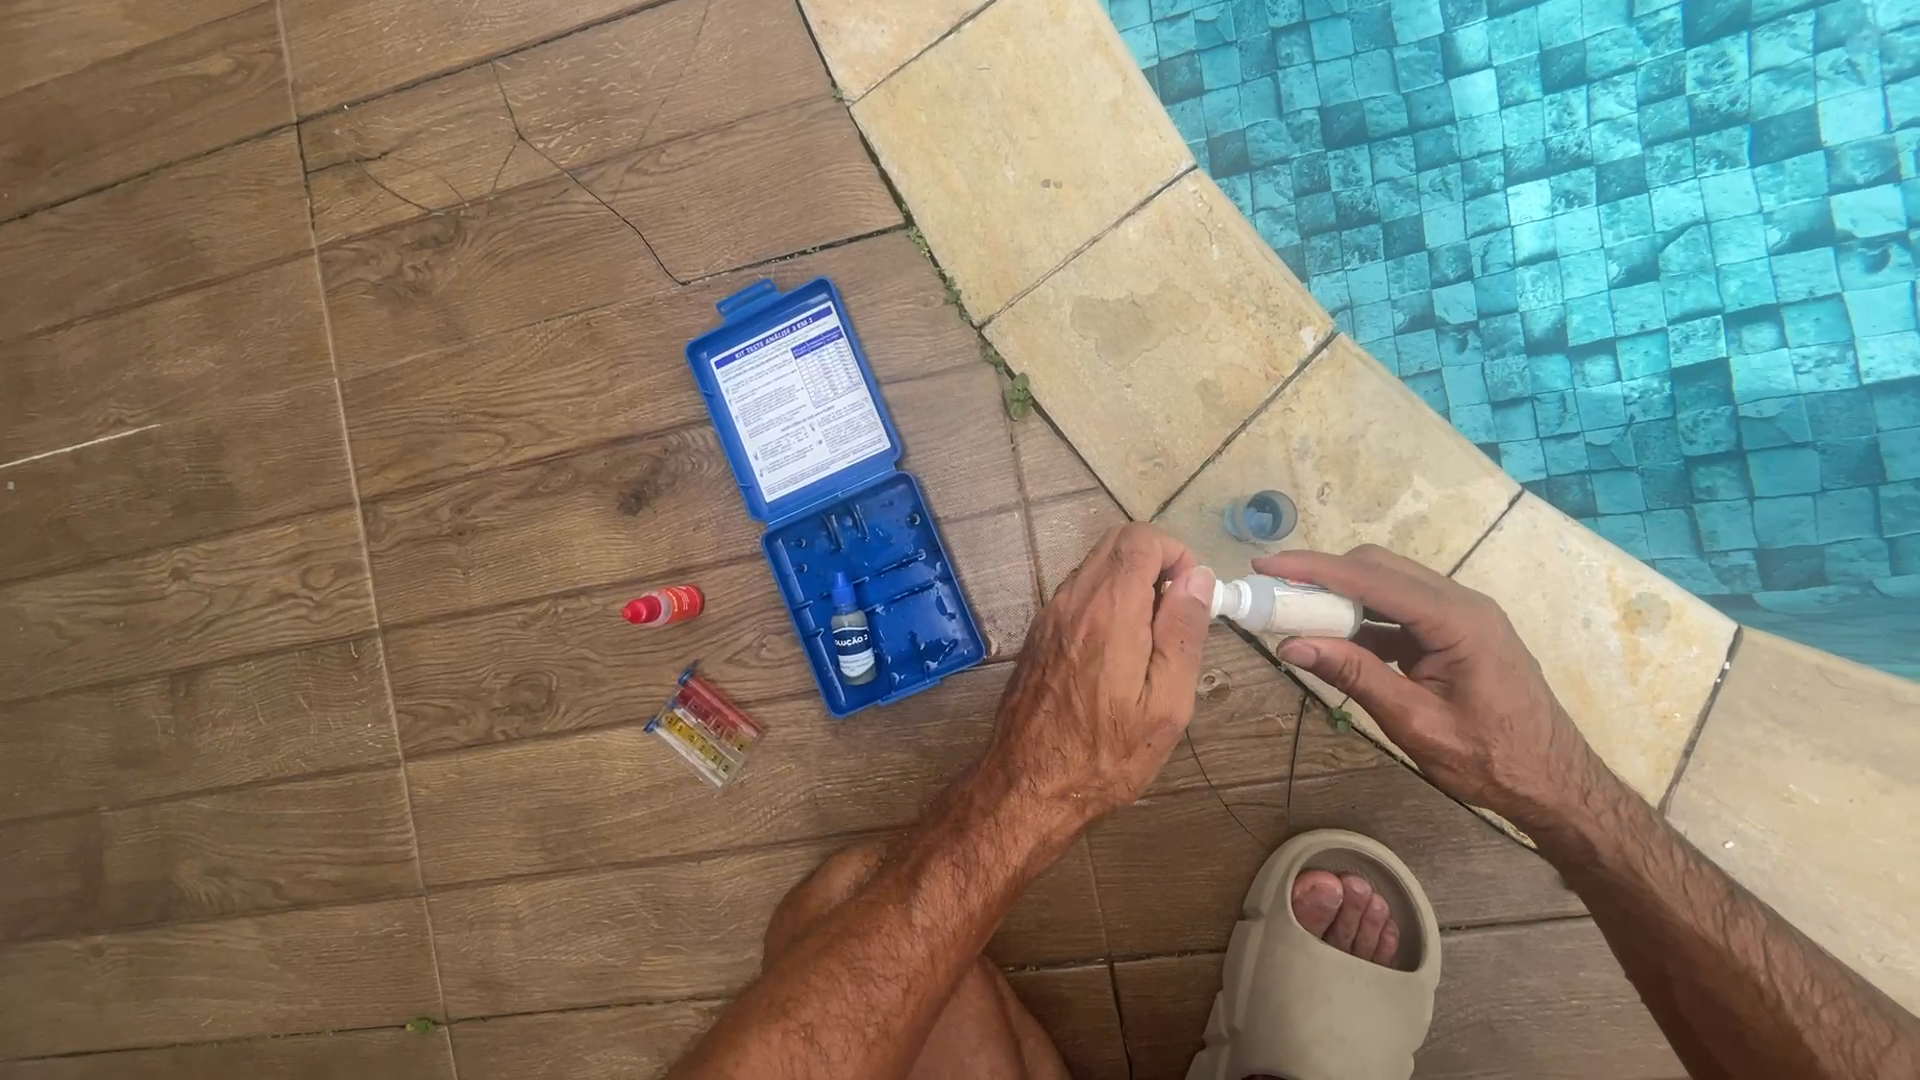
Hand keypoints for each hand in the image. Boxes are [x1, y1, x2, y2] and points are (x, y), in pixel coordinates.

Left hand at [983, 523, 1214, 830]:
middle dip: (1155, 564)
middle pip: (1115, 545)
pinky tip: (1118, 654)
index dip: (1175, 554)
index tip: (1190, 597)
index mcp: (1107, 611)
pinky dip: (1106, 603)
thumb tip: (1198, 577)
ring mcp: (1048, 616)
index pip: (1140, 538)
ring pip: (1095, 568)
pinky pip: (1078, 595)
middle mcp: (1071, 601)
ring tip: (1150, 643)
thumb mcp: (1165, 703)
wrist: (1028, 786)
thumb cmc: (1106, 754)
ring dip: (1130, 584)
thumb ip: (1182, 632)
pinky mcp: (1038, 634)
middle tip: (1174, 617)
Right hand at [1253, 545, 1600, 827]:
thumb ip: (1355, 676)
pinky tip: (1333, 635)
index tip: (1266, 564)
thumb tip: (1292, 644)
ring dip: (1338, 592)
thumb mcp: (1415, 723)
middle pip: (1378, 567)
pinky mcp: (1453, 631)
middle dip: (1321, 573)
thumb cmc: (1492, 760)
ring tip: (1293, 611)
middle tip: (1274, 592)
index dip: (1314, 568)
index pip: (1372, 578)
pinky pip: (1397, 608)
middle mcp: (1461, 604)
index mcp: (1458, 621)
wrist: (1556, 784)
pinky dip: (1360, 614)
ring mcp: (1460, 615)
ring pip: (1386, 582)